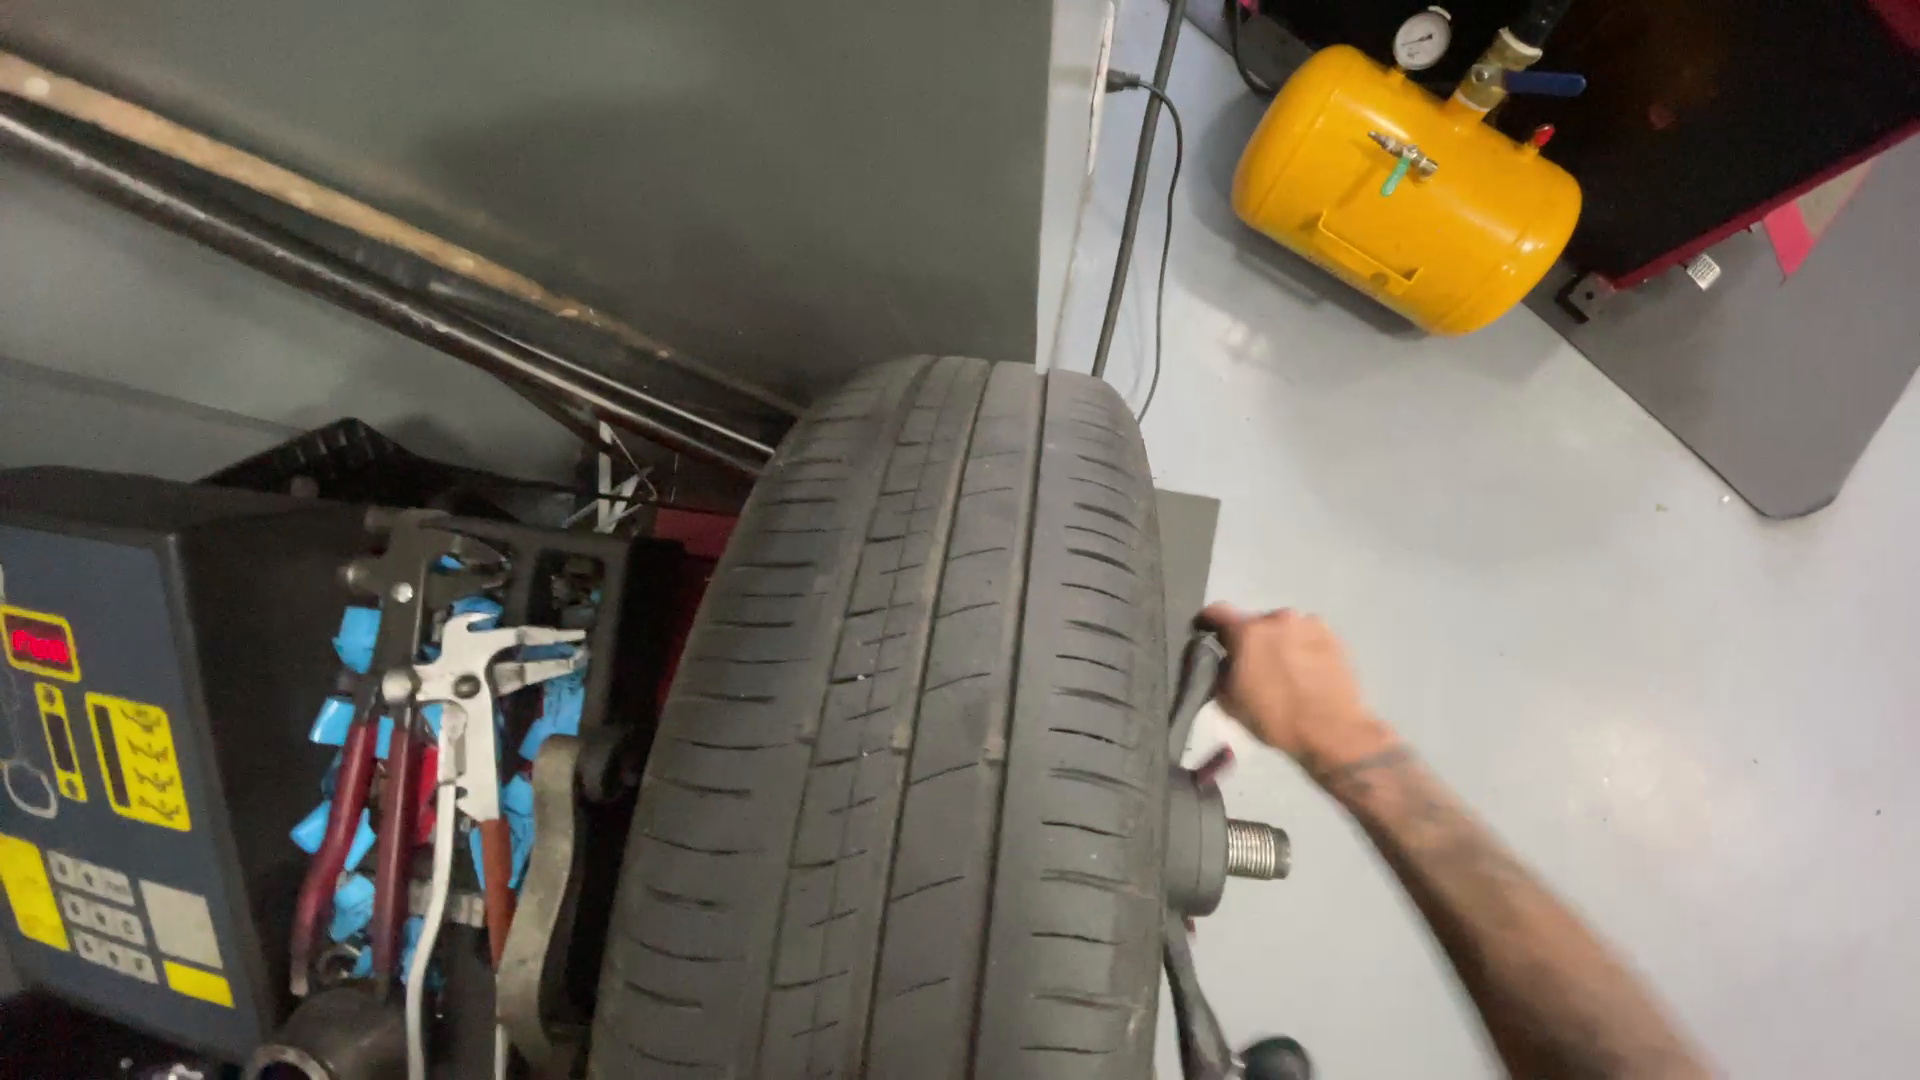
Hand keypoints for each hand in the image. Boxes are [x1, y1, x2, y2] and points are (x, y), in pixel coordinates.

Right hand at [1199, 604, 1392, 773]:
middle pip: (1253, 622)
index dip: (1207, 622)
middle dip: (1249, 639)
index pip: (1216, 612)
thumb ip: (1218, 671)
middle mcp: (1278, 618)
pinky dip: (1301, 647)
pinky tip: (1305, 670)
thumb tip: (1222, 660)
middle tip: (1252, 664)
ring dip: (1277, 642)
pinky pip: (1306, 636)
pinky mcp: (1334, 637)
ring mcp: (1309, 624)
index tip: (1206, 635)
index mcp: (1248, 631)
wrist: (1333, 732)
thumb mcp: (1229, 700)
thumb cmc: (1274, 718)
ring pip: (1282, 628)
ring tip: (1283, 669)